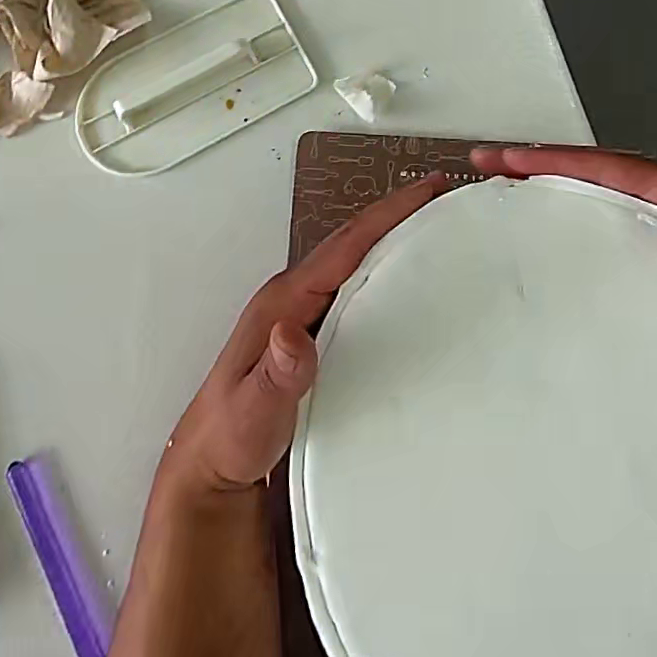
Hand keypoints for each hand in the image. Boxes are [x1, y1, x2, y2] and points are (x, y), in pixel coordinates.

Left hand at [162, 172, 447, 492]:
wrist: (214, 464)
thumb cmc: (231, 437)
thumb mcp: (253, 414)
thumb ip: (275, 377)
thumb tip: (294, 333)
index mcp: (282, 305)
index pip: (340, 249)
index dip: (383, 217)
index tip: (425, 192)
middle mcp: (292, 301)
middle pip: (349, 245)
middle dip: (394, 218)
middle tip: (442, 201)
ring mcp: (301, 318)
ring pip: (350, 266)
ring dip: (388, 243)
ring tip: (432, 231)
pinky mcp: (310, 337)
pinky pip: (350, 292)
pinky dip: (378, 276)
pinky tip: (402, 286)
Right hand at [470, 135, 656, 305]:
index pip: (596, 166)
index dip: (544, 160)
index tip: (495, 159)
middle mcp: (651, 197)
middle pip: (578, 175)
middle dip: (525, 168)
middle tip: (477, 171)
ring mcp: (646, 223)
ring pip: (580, 201)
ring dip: (535, 196)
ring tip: (490, 202)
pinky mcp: (645, 250)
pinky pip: (591, 230)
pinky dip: (558, 227)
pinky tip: (536, 244)